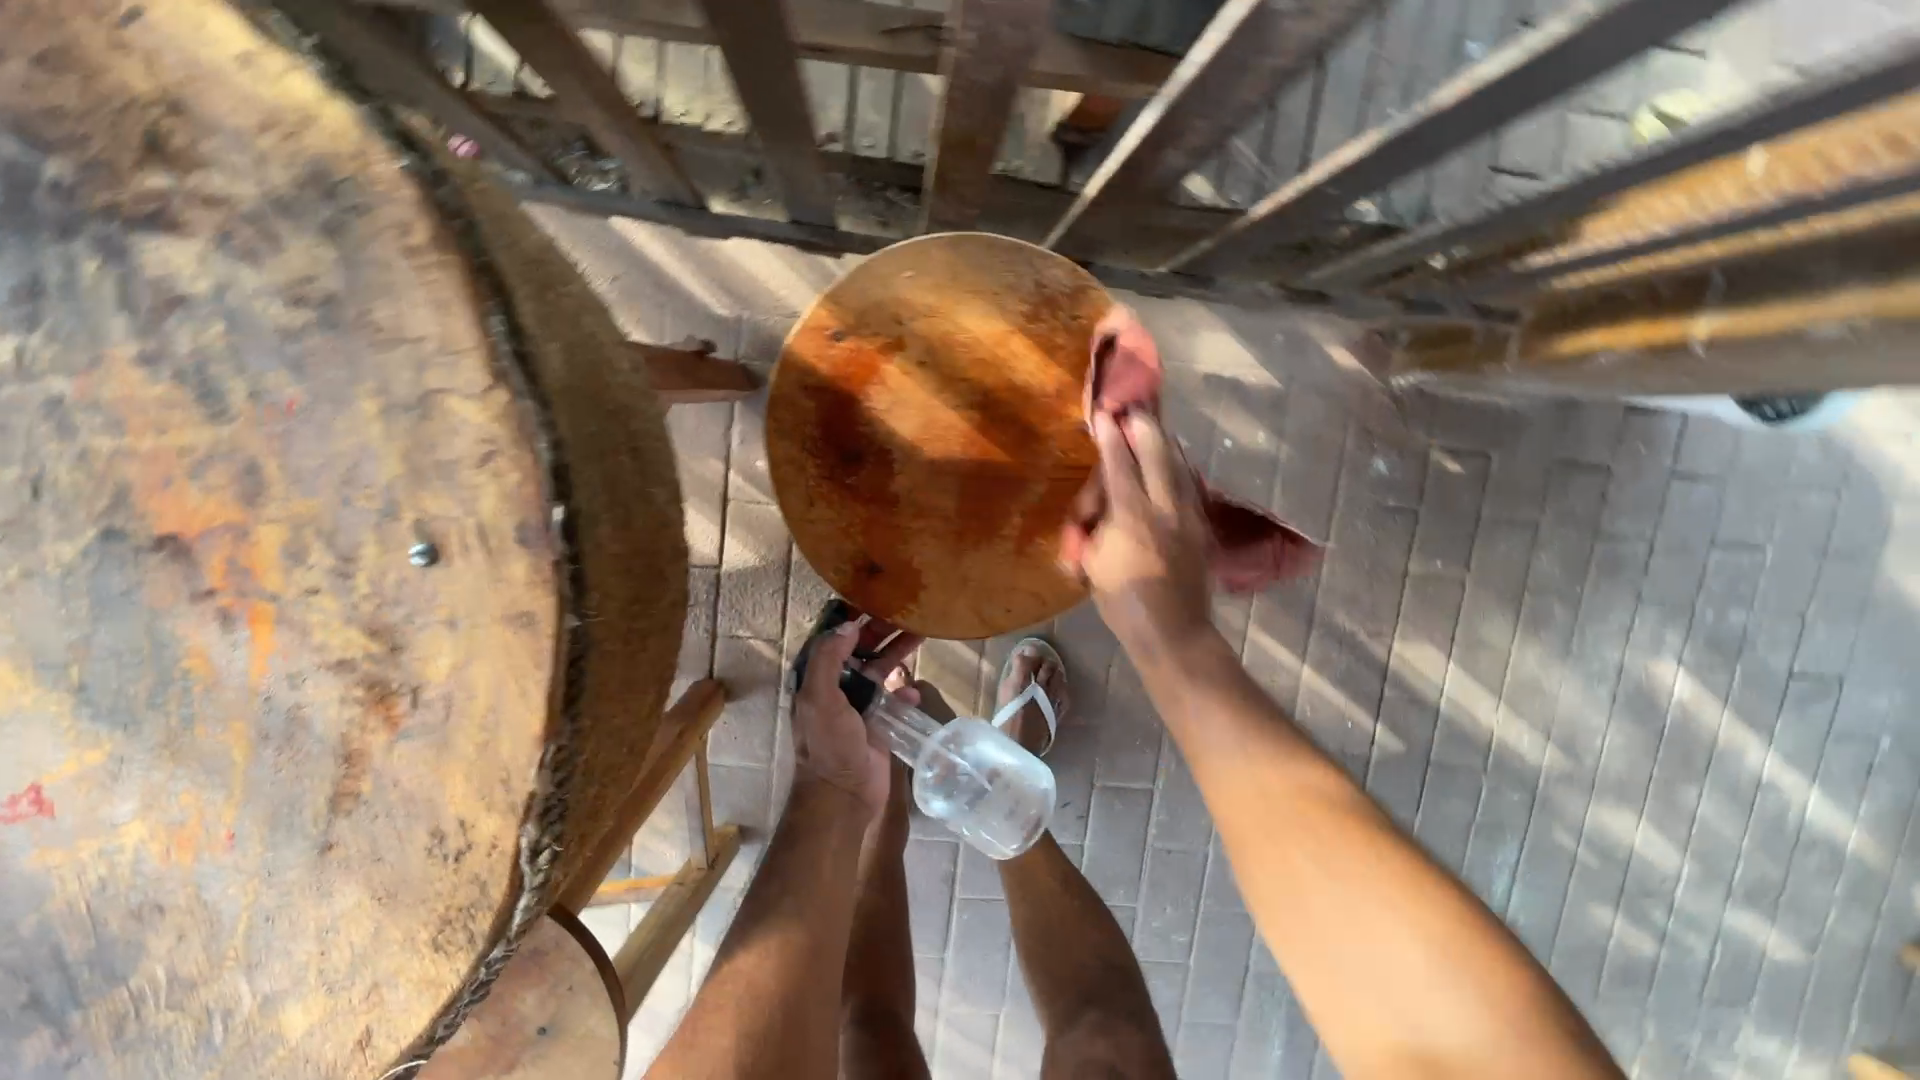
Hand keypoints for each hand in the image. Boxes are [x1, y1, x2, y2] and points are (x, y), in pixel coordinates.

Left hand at [792, 619, 921, 818]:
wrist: (844, 793)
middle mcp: (837, 688)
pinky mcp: (880, 721)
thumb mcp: (819, 698)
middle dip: (882, 632)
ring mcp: (859, 705)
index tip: (875, 600)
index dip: (852, 621)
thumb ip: (828, 660)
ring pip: (881, 669)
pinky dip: (904, 691)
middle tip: (907, 613)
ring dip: (898, 652)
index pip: (833, 641)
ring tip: (922, 634)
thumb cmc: (828, 744)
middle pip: (861, 650)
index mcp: (817, 679)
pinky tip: (912, 691)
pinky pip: (894, 697)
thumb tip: (847, 627)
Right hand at [1062, 411, 1212, 656]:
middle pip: (1157, 454)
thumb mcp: (1092, 564)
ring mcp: (1189, 517)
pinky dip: (1181, 472)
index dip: (1110, 436)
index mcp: (1130, 515)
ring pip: (1180, 468)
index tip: (1105, 413)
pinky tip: (1178, 468)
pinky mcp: (1202, 531)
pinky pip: (1191, 489)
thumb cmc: (1122, 602)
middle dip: (1144, 427)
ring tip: (1158, 430)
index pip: (1118, 464)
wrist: (1173, 632)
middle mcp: (1164, 507)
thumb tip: (1099, 511)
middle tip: (1135, 408)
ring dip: (1167, 445)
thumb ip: (1094, 530)